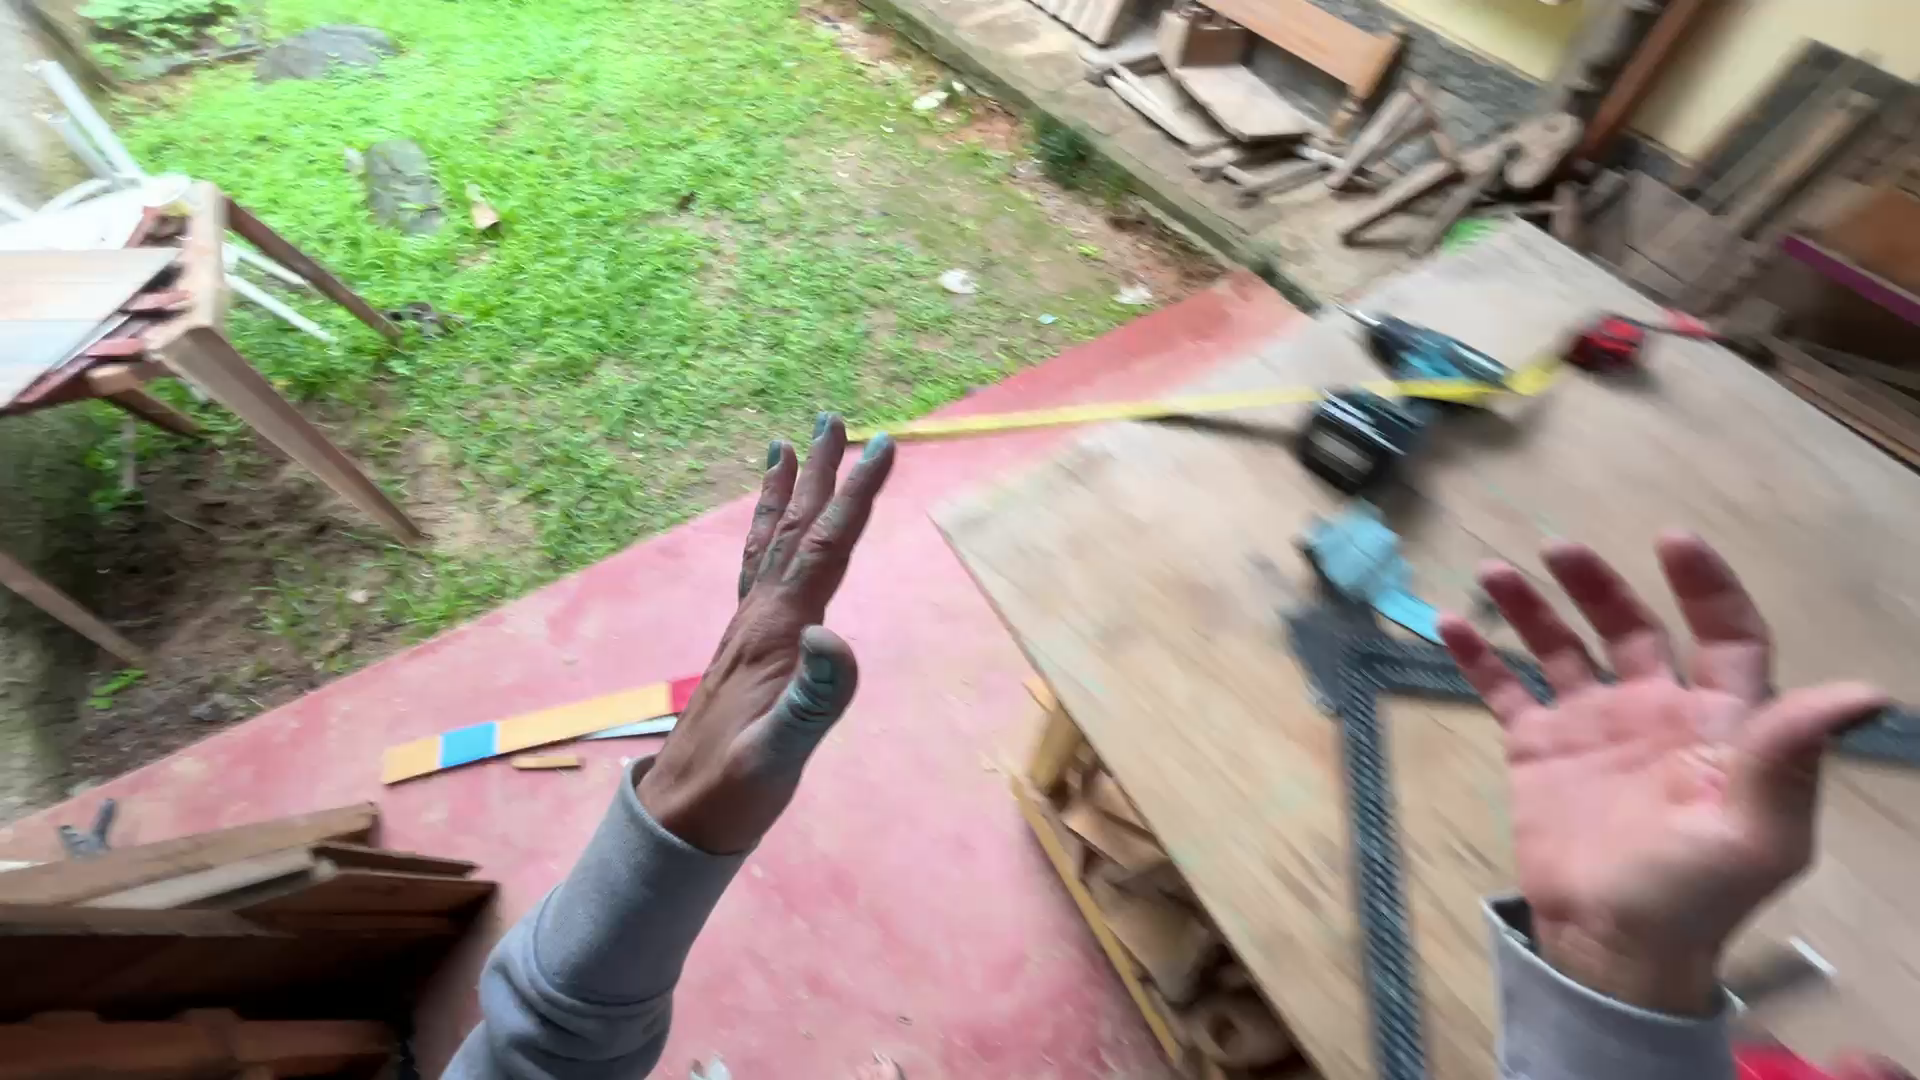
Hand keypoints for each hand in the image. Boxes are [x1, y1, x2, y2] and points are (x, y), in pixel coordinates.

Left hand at [637, 415, 894, 854]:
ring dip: (785, 492)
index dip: (856, 494)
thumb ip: (813, 696)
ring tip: (785, 447)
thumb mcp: (780, 753)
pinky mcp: (742, 640)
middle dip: (818, 472)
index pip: (826, 546)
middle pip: (795, 528)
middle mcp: (760, 613)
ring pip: (771, 542)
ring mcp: (747, 624)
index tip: (882, 445)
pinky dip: (765, 534)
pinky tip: (770, 532)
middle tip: (831, 420)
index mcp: (778, 628)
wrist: (681, 815)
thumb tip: (835, 632)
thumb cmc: (736, 787)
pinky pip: (756, 569)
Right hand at [1438, 533, 1884, 1015]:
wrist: (1608, 934)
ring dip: (1527, 608)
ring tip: (1491, 573)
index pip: (1724, 637)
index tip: (1670, 541)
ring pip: (1557, 648)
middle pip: (1629, 629)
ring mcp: (1589, 723)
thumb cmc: (1691, 888)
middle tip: (1556, 549)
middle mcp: (1653, 709)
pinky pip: (1502, 687)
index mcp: (1717, 723)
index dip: (1704, 587)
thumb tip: (1866, 691)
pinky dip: (1474, 656)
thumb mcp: (1753, 832)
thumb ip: (1786, 757)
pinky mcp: (1535, 741)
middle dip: (1595, 585)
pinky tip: (1446, 625)